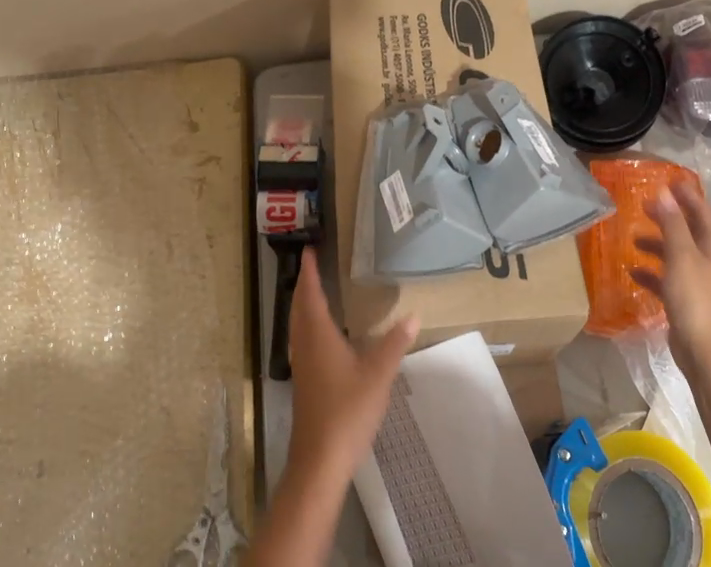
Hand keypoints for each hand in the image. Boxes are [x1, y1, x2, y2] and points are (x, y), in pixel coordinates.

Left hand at [286, 248, 418, 482]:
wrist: (320, 460)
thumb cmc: (347, 412)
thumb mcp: (378, 375)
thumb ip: (394, 344)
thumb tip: (413, 315)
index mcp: (318, 337)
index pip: (310, 296)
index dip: (309, 273)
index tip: (309, 251)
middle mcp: (305, 346)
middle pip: (299, 308)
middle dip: (305, 286)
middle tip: (312, 266)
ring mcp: (302, 366)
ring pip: (298, 326)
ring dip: (304, 306)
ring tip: (316, 293)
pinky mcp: (305, 382)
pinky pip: (302, 341)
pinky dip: (308, 326)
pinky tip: (324, 336)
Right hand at [631, 180, 710, 372]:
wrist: (708, 354)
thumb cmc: (697, 300)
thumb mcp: (682, 257)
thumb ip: (672, 225)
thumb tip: (664, 192)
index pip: (704, 214)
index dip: (689, 197)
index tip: (671, 181)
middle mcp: (710, 263)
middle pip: (690, 233)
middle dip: (670, 218)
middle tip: (646, 205)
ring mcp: (699, 285)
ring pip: (677, 256)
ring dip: (658, 244)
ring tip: (634, 238)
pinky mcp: (687, 304)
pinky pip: (668, 280)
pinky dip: (652, 273)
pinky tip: (634, 272)